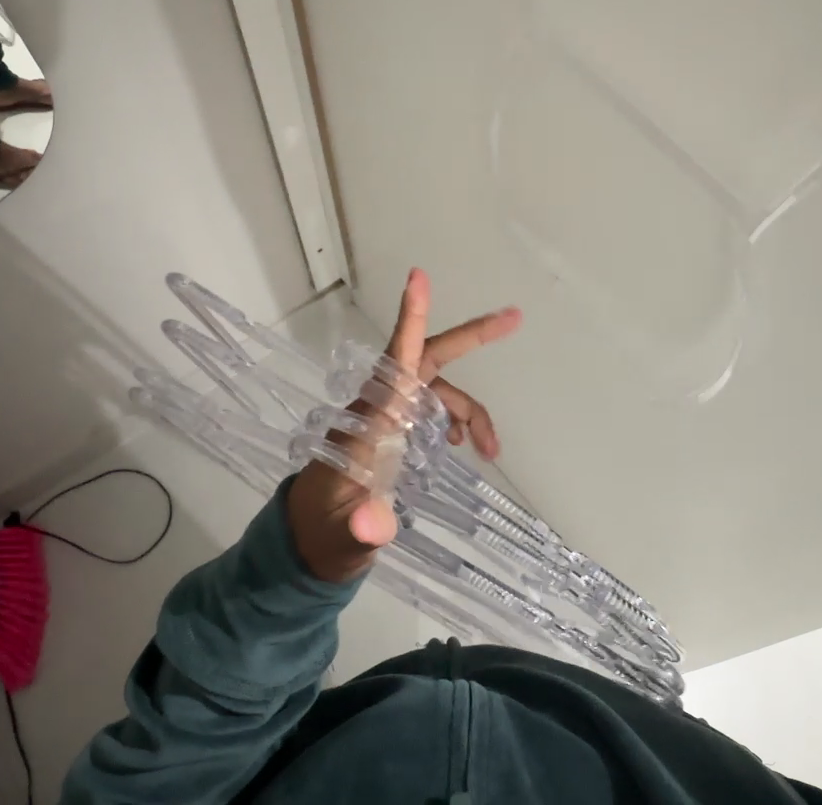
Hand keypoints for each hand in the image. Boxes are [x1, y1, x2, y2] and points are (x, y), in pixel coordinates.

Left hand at [285, 269, 521, 581]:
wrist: (307, 542)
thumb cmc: (323, 533)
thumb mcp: (339, 540)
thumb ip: (358, 531)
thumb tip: (374, 528)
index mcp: (367, 424)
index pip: (393, 363)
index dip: (409, 321)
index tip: (417, 278)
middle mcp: (379, 409)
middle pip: (427, 358)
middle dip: (471, 337)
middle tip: (514, 318)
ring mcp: (387, 417)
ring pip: (440, 390)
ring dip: (472, 412)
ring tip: (492, 451)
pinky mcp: (393, 430)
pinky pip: (435, 409)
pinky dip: (459, 421)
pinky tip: (466, 445)